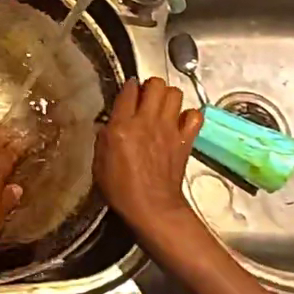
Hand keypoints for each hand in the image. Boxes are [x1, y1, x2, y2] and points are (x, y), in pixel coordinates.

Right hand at [95, 77, 202, 231]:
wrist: (152, 207)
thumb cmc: (121, 189)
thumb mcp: (99, 162)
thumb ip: (104, 138)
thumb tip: (110, 125)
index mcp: (121, 126)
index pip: (128, 91)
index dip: (128, 86)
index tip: (128, 88)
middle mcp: (147, 122)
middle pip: (156, 85)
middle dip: (150, 86)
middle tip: (146, 96)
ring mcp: (169, 129)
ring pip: (175, 94)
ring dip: (168, 96)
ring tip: (162, 106)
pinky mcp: (185, 140)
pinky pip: (195, 116)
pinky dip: (189, 114)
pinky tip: (180, 122)